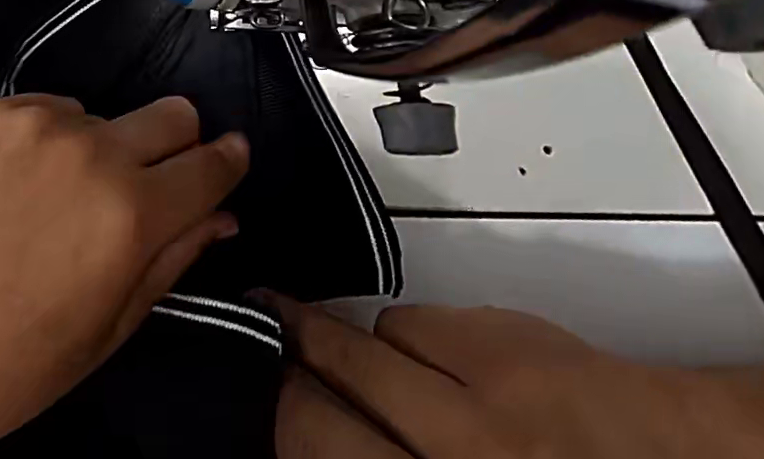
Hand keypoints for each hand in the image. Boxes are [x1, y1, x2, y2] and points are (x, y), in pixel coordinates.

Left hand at [0, 94, 249, 457]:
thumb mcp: (112, 326)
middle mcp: (96, 153)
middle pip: (177, 113)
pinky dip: (55, 140)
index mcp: (132, 215)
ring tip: (65, 195)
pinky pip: (57, 110)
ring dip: (107, 148)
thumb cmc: (12, 361)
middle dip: (178, 145)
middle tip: (150, 182)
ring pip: (112, 114)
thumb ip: (177, 256)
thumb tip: (223, 212)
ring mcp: (43, 124)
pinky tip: (22, 182)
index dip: (229, 161)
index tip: (230, 160)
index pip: (213, 163)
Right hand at [270, 296, 734, 458]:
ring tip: (359, 348)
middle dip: (285, 374)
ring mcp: (475, 399)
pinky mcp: (504, 341)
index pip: (317, 454)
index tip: (260, 402)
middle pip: (318, 409)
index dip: (276, 422)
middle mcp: (448, 457)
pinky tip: (435, 353)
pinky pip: (420, 318)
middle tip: (267, 342)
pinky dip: (413, 332)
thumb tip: (344, 433)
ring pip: (367, 343)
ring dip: (358, 347)